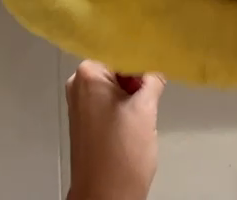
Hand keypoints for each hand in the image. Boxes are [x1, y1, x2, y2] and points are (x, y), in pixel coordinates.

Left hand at [66, 61, 163, 199]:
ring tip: (146, 107)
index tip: (159, 62)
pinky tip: (135, 119)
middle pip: (114, 67)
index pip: (119, 51)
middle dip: (136, 78)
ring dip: (130, 93)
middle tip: (154, 90)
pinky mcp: (83, 121)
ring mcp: (78, 103)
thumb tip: (156, 69)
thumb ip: (152, 81)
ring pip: (112, 86)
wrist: (105, 198)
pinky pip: (106, 102)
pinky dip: (122, 106)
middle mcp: (77, 83)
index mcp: (87, 73)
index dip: (141, 58)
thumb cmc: (123, 152)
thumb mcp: (145, 110)